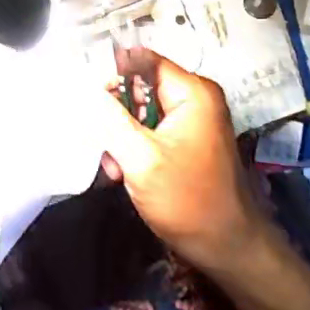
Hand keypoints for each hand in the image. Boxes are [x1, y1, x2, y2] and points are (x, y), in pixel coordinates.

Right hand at [87, 46, 278, 277]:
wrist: (226, 248)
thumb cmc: (187, 199)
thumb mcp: (140, 157)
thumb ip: (109, 118)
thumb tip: (83, 87)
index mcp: (192, 92)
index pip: (143, 61)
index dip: (112, 73)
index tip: (85, 95)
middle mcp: (194, 100)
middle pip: (139, 87)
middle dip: (114, 112)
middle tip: (100, 139)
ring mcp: (190, 123)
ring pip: (139, 112)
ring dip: (119, 136)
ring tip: (115, 166)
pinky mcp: (184, 144)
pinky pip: (149, 132)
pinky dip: (132, 148)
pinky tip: (124, 172)